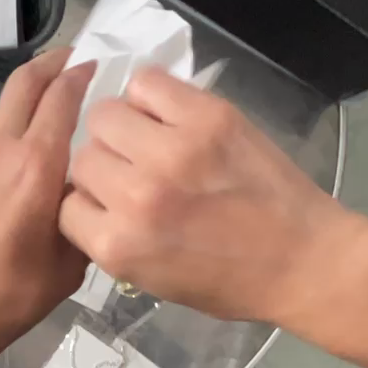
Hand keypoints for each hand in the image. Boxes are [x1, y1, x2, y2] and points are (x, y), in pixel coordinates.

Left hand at [0, 50, 96, 365]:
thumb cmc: (15, 296)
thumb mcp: (70, 261)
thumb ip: (82, 212)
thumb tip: (84, 186)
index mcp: (35, 168)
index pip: (62, 98)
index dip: (83, 74)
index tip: (100, 64)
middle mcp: (1, 152)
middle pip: (24, 83)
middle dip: (52, 64)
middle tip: (75, 60)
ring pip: (5, 112)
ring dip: (31, 100)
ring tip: (56, 115)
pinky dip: (14, 136)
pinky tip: (28, 166)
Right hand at [59, 68, 367, 325]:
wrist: (301, 259)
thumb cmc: (227, 283)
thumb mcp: (151, 281)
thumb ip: (111, 241)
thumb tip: (90, 199)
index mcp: (118, 247)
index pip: (65, 205)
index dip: (85, 204)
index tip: (107, 206)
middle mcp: (136, 196)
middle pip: (82, 158)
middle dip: (100, 167)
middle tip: (131, 174)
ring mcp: (172, 151)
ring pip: (104, 115)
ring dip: (118, 129)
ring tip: (146, 142)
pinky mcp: (206, 116)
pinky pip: (147, 83)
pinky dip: (147, 97)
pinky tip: (165, 118)